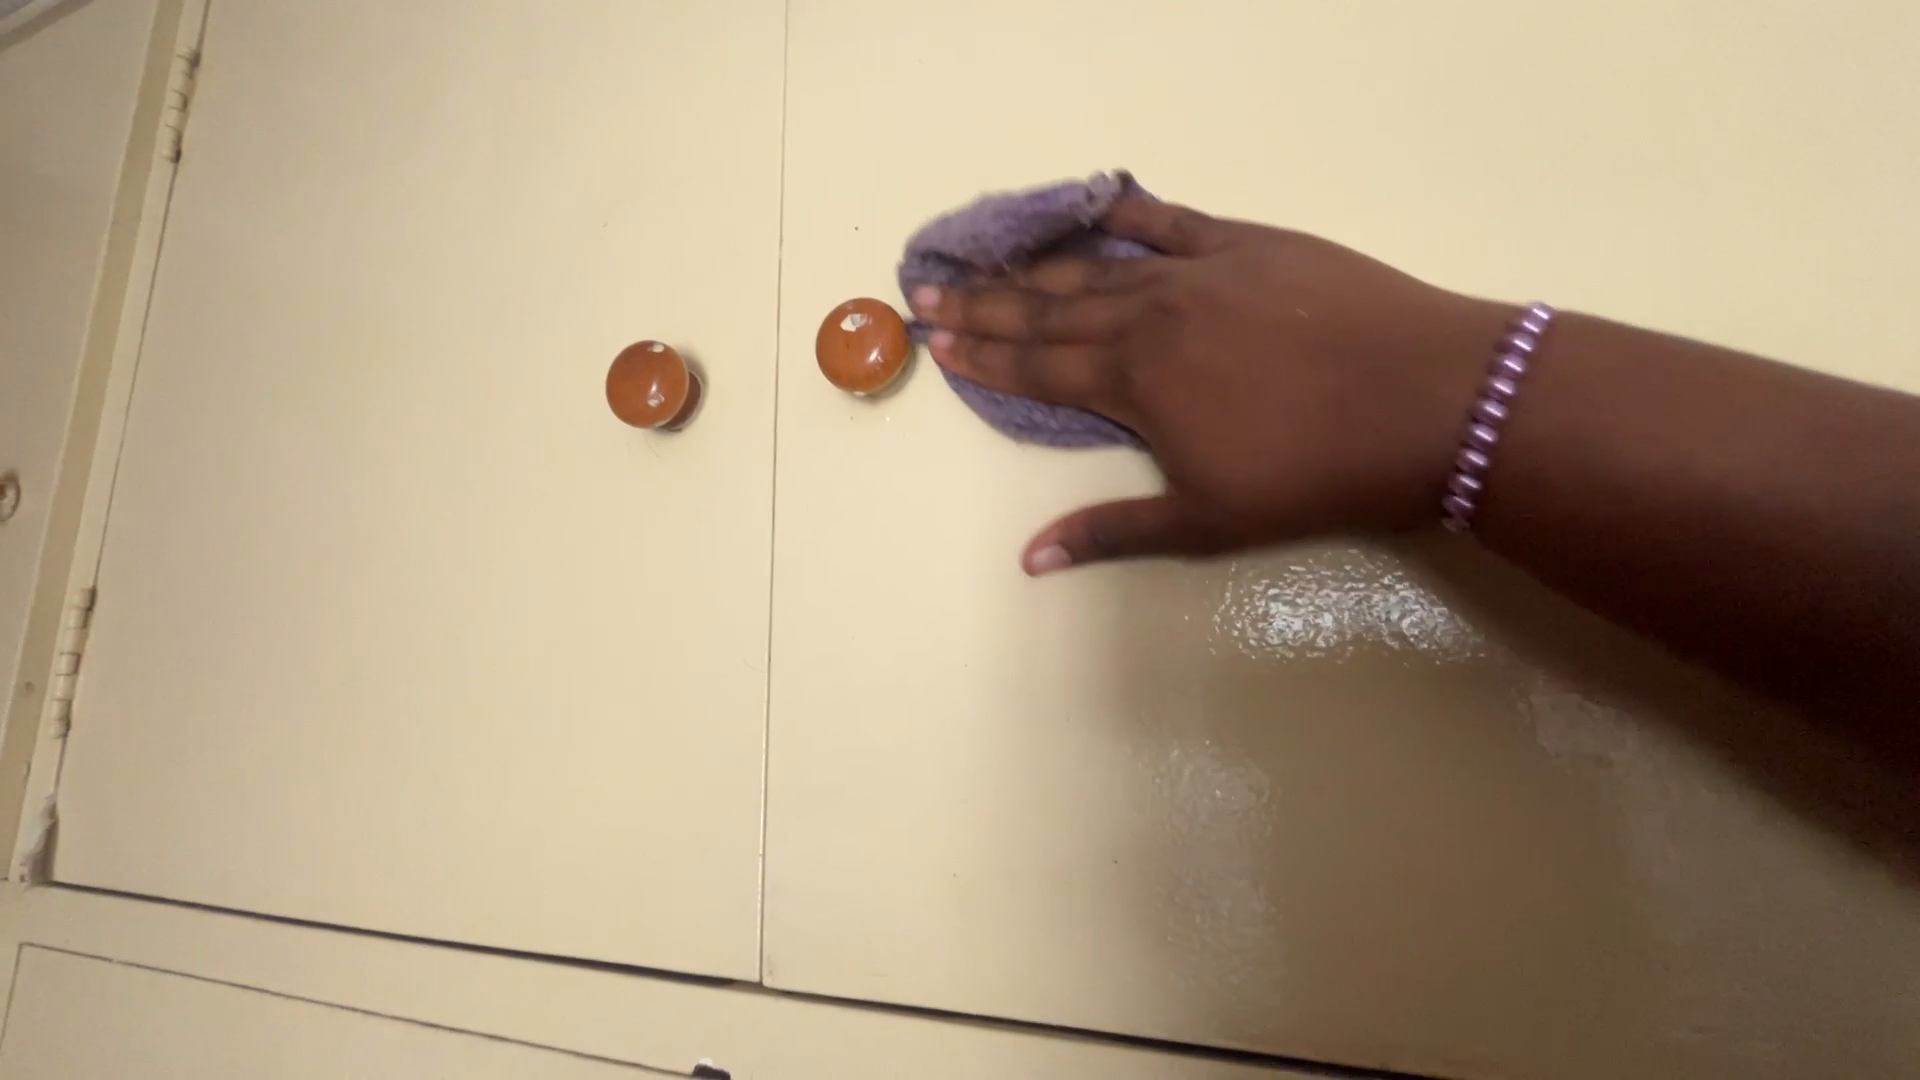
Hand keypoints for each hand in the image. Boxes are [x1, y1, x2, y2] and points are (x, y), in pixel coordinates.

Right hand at [908, 194, 1511, 574]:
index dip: (983, 356)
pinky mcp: (1245, 243)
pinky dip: (1120, 213)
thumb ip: (1109, 531)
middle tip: (929, 288)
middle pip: (1048, 310)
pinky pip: (1166, 220)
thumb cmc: (1313, 475)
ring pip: (1093, 266)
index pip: (1036, 367)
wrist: (1434, 403)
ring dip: (1032, 265)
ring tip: (982, 257)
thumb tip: (1028, 560)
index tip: (937, 339)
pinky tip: (1085, 205)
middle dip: (984, 304)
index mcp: (1133, 384)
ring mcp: (1196, 273)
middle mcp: (1148, 318)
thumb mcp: (1204, 522)